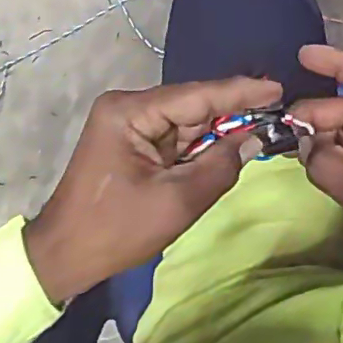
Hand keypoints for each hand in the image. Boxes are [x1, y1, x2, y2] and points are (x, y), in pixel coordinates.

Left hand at [25, 77, 283, 303]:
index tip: (278, 88)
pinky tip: (227, 146)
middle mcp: (126, 107)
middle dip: (232, 113)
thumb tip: (254, 138)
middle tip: (279, 113)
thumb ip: (219, 166)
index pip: (196, 95)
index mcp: (129, 112)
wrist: (63, 254)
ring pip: (184, 122)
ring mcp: (125, 123)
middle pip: (191, 106)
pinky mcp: (129, 141)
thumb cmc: (116, 229)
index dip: (240, 92)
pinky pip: (173, 137)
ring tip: (262, 128)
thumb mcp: (176, 202)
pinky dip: (199, 146)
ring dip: (217, 131)